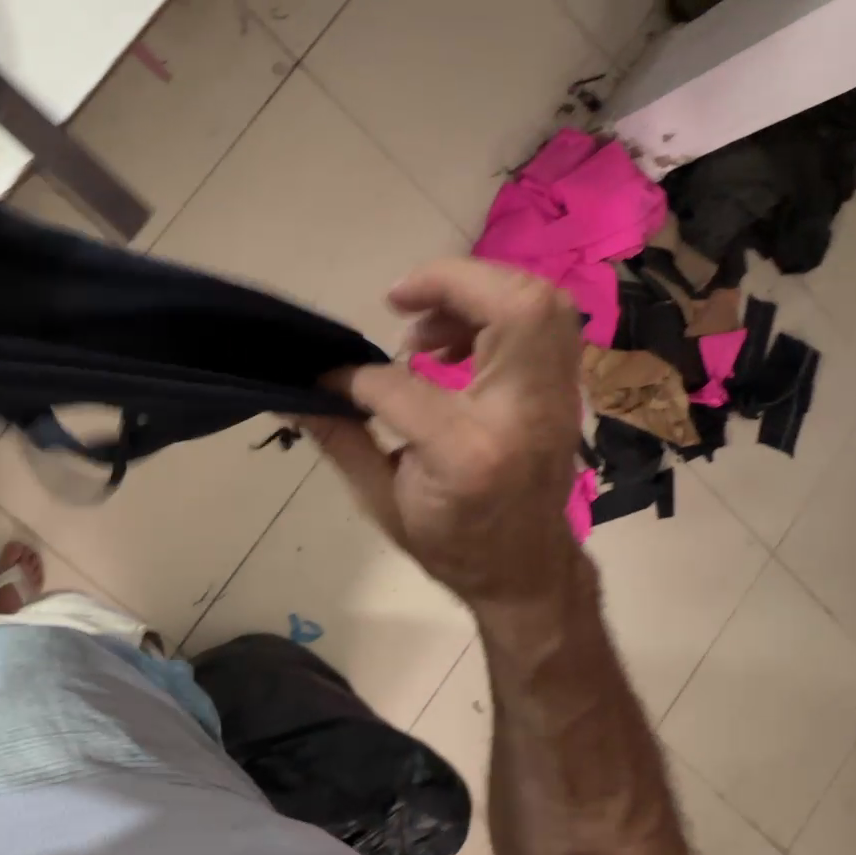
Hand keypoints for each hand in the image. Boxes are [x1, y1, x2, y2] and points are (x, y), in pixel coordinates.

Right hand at [309, 257, 584, 609]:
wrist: (524, 569)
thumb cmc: (448, 545)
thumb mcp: (380, 501)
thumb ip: (339, 440)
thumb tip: (293, 398)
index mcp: (466, 454)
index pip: (402, 385)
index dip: (354, 376)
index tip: (329, 380)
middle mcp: (521, 414)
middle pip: (513, 309)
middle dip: (451, 284)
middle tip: (396, 300)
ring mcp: (554, 399)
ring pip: (539, 304)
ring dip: (477, 292)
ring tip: (422, 322)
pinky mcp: (562, 391)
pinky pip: (543, 323)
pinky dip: (497, 311)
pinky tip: (453, 340)